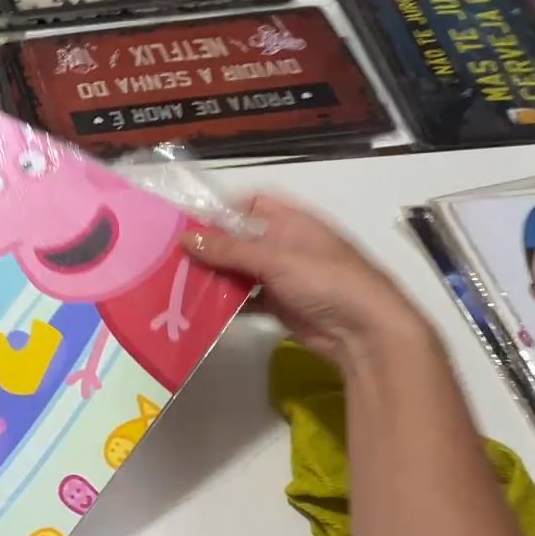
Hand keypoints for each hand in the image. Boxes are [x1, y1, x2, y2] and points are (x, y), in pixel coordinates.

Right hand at [182, 194, 431, 369]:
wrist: (364, 332)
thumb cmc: (327, 282)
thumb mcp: (276, 259)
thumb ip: (229, 249)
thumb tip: (185, 237)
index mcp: (292, 223)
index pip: (253, 204)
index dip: (222, 208)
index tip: (188, 221)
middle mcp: (285, 245)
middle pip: (238, 238)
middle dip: (208, 245)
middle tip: (170, 255)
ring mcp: (280, 275)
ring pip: (237, 269)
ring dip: (211, 275)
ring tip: (175, 280)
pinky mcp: (276, 303)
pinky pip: (242, 297)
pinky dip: (222, 301)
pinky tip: (197, 306)